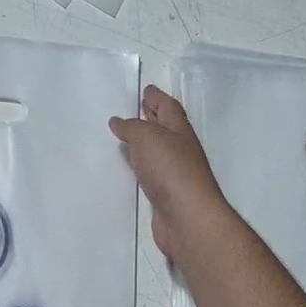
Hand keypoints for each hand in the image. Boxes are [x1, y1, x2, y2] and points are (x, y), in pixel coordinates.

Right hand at [109, 85, 232, 256]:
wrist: (187, 217)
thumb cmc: (170, 169)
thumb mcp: (147, 137)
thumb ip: (131, 127)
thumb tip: (119, 121)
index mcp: (179, 130)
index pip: (168, 107)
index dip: (157, 97)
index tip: (146, 89)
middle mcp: (180, 149)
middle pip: (165, 128)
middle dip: (152, 118)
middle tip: (135, 110)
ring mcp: (175, 174)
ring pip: (158, 152)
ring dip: (144, 144)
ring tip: (125, 138)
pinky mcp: (166, 195)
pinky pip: (151, 174)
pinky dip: (141, 167)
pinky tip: (131, 169)